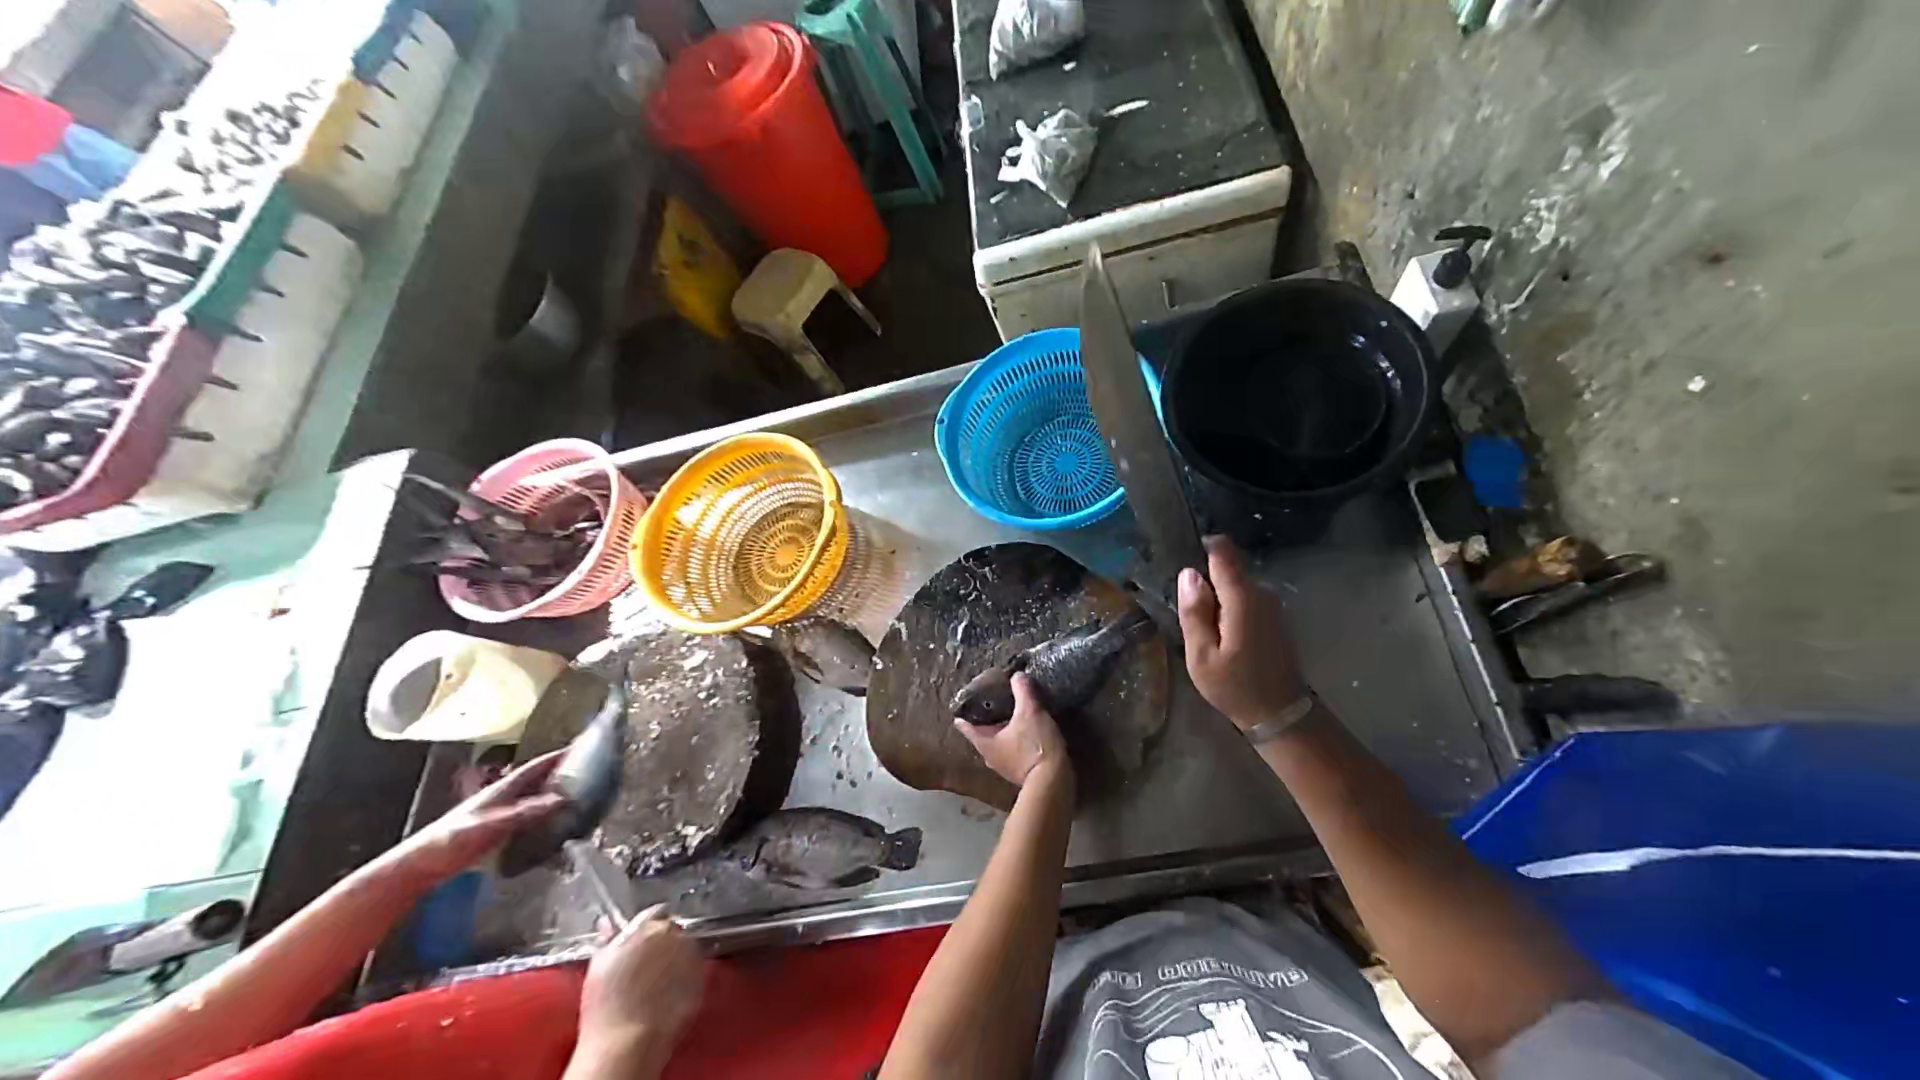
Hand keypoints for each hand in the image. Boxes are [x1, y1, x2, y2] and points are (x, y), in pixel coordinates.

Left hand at [380, 751, 565, 885]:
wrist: (418, 868)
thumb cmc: (450, 842)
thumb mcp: (491, 825)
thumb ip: (524, 812)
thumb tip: (560, 799)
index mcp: (502, 789)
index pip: (536, 766)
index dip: (558, 755)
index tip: (582, 747)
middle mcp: (502, 797)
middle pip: (537, 781)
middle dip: (561, 774)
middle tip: (587, 774)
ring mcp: (498, 815)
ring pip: (533, 799)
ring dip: (553, 796)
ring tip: (578, 799)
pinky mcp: (494, 833)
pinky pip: (528, 818)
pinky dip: (543, 817)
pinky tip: (553, 828)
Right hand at [571, 906, 705, 1078]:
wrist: (627, 1040)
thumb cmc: (606, 1004)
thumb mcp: (599, 966)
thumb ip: (608, 939)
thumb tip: (607, 923)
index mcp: (649, 927)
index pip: (654, 914)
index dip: (647, 929)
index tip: (640, 944)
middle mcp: (674, 935)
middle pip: (671, 930)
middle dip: (662, 943)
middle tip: (646, 967)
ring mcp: (691, 954)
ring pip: (685, 948)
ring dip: (675, 958)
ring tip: (657, 984)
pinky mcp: (701, 976)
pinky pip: (694, 969)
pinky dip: (684, 976)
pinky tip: (669, 994)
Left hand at [954, 673, 1071, 788]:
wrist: (1055, 782)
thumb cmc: (1035, 746)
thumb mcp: (1029, 712)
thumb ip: (1022, 690)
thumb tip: (1017, 675)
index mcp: (984, 743)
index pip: (964, 725)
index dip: (964, 711)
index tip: (968, 698)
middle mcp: (990, 757)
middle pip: (982, 733)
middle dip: (988, 718)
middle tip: (995, 699)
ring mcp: (1005, 767)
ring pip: (999, 743)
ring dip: (1004, 729)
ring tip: (1013, 712)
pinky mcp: (1021, 772)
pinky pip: (1013, 750)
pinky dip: (1017, 739)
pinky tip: (1028, 730)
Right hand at [1177, 536, 1308, 730]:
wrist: (1280, 713)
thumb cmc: (1235, 687)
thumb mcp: (1202, 655)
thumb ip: (1194, 612)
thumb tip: (1188, 574)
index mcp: (1242, 599)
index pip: (1223, 553)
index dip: (1203, 546)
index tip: (1182, 554)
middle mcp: (1261, 593)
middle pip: (1228, 567)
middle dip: (1204, 578)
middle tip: (1185, 607)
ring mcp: (1270, 604)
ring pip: (1235, 583)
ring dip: (1215, 594)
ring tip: (1198, 622)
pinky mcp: (1272, 616)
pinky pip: (1244, 597)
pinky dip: (1227, 605)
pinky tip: (1217, 630)